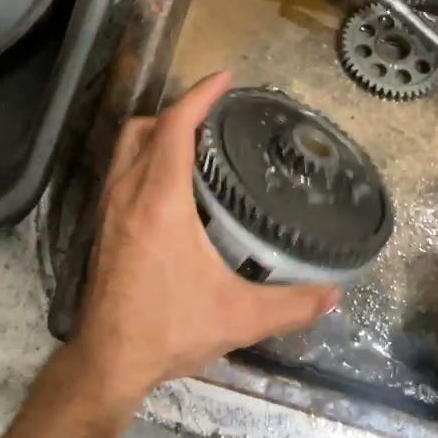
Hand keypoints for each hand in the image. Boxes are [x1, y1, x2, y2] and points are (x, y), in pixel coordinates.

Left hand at [73, 71, 341, 405]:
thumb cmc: (169, 329)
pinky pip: (121, 169)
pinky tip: (170, 181)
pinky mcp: (103, 224)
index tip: (225, 77)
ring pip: (127, 146)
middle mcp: (128, 193)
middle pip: (144, 127)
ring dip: (158, 131)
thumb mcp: (238, 318)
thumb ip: (291, 305)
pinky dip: (145, 156)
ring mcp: (109, 208)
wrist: (109, 360)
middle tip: (214, 114)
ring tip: (195, 140)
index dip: (200, 94)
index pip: (175, 126)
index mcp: (159, 201)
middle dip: (178, 109)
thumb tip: (334, 294)